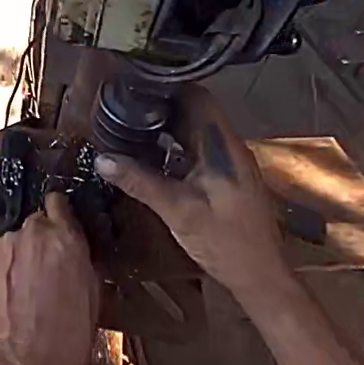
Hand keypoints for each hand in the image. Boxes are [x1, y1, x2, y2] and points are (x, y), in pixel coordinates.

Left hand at [0, 192, 96, 364]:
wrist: (27, 356)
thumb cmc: (69, 334)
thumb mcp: (91, 293)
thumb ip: (81, 260)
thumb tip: (75, 249)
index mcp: (68, 238)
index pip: (59, 204)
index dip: (60, 213)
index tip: (61, 223)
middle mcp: (37, 232)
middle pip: (39, 222)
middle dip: (43, 239)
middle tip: (47, 266)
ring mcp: (10, 241)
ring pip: (20, 238)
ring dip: (25, 252)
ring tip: (29, 283)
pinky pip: (4, 251)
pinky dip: (9, 263)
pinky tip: (14, 287)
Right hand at [93, 84, 291, 301]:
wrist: (262, 280)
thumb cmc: (226, 242)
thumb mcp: (177, 210)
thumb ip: (140, 181)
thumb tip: (101, 159)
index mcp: (222, 146)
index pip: (198, 97)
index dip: (167, 86)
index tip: (135, 84)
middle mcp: (228, 147)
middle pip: (194, 109)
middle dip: (160, 104)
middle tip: (123, 103)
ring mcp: (228, 162)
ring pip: (194, 128)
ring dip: (165, 124)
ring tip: (130, 123)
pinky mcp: (224, 176)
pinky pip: (195, 146)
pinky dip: (172, 143)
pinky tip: (149, 153)